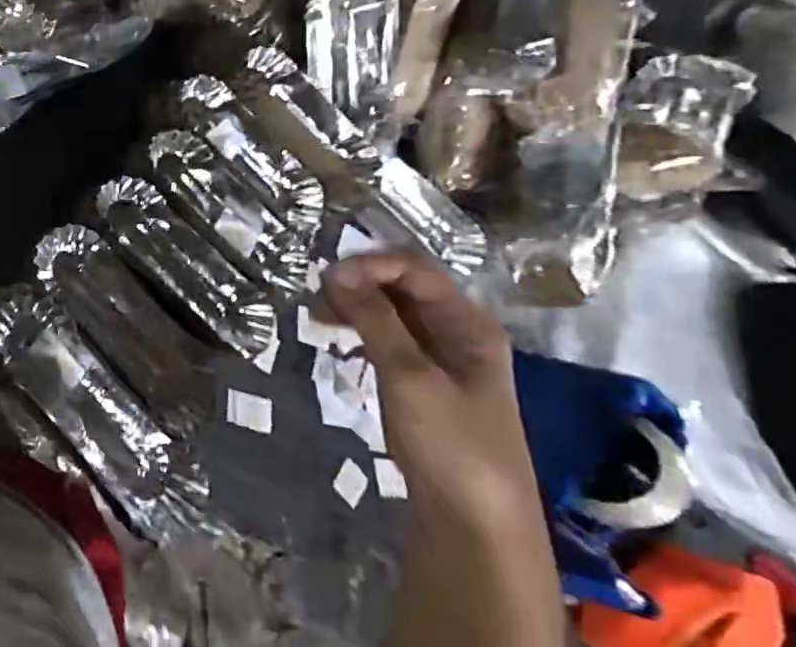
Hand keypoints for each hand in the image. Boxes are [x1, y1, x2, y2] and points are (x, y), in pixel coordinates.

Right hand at [320, 253, 541, 526]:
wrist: (477, 530)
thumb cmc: (451, 445)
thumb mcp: (410, 377)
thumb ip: (375, 319)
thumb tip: (335, 272)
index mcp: (468, 323)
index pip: (415, 269)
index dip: (370, 266)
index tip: (327, 278)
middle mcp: (458, 332)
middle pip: (404, 288)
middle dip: (360, 285)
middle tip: (319, 300)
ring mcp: (442, 360)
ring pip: (393, 315)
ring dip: (358, 309)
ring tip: (320, 321)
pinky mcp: (424, 385)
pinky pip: (390, 343)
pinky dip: (364, 335)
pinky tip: (341, 344)